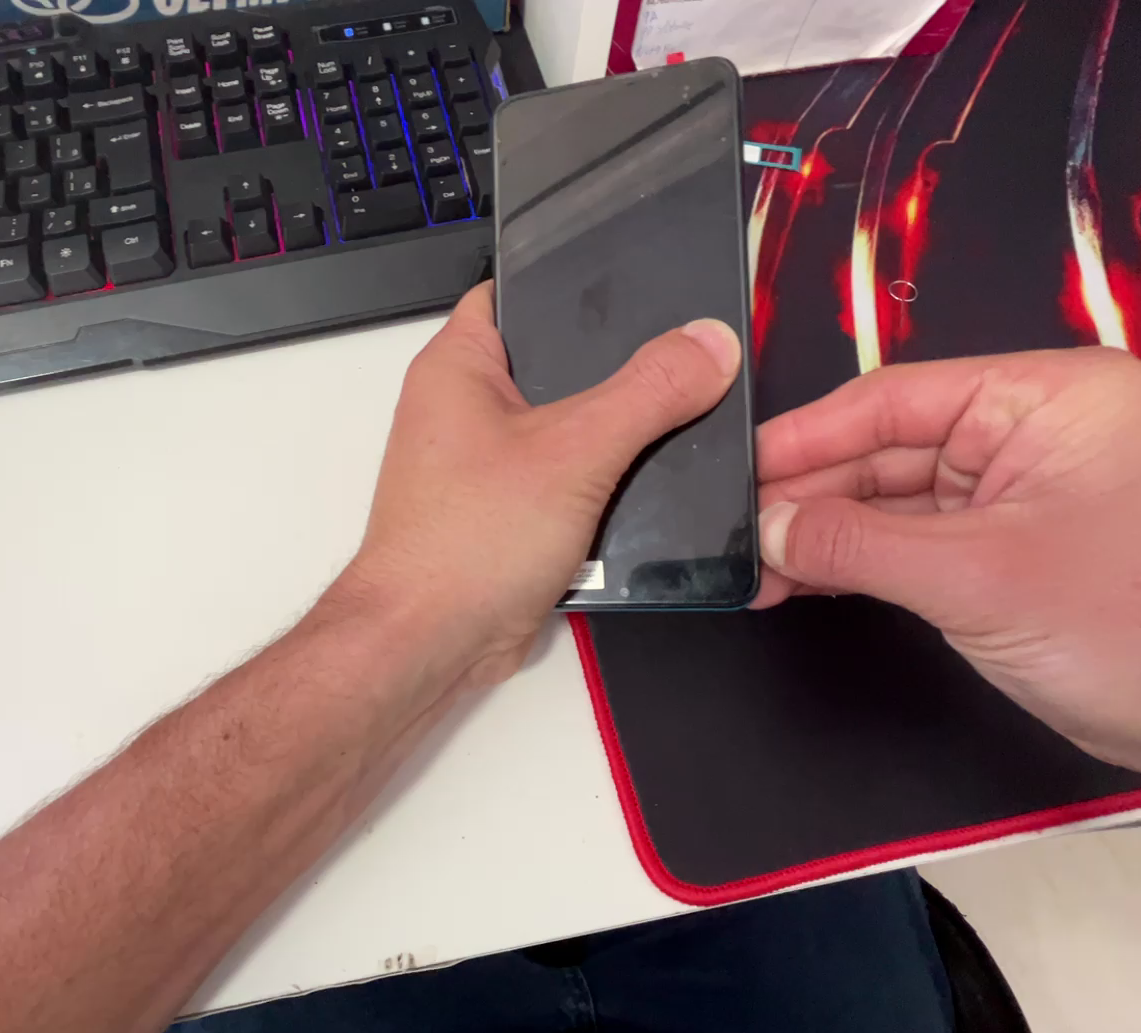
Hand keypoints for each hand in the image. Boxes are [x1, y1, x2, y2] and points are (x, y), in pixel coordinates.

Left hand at [337, 284, 741, 690]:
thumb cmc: (465, 543)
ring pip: (563, 427)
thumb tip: (708, 343)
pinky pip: (562, 478)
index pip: (516, 291)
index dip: (575, 283)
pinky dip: (596, 482)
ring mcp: (482, 462)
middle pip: (553, 363)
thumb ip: (646, 392)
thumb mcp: (573, 452)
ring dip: (609, 434)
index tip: (642, 284)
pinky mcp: (504, 510)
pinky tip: (642, 484)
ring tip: (676, 420)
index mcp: (458, 366)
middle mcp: (463, 409)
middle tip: (681, 360)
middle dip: (612, 368)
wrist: (432, 642)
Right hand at [752, 348, 1140, 780]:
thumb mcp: (979, 578)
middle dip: (806, 501)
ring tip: (755, 575)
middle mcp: (1024, 434)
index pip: (890, 401)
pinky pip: (907, 543)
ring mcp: (1012, 495)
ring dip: (822, 540)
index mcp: (1043, 397)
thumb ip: (854, 545)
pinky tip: (800, 583)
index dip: (802, 438)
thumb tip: (761, 531)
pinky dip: (854, 565)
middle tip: (735, 541)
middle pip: (882, 454)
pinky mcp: (1002, 550)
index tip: (733, 475)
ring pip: (887, 504)